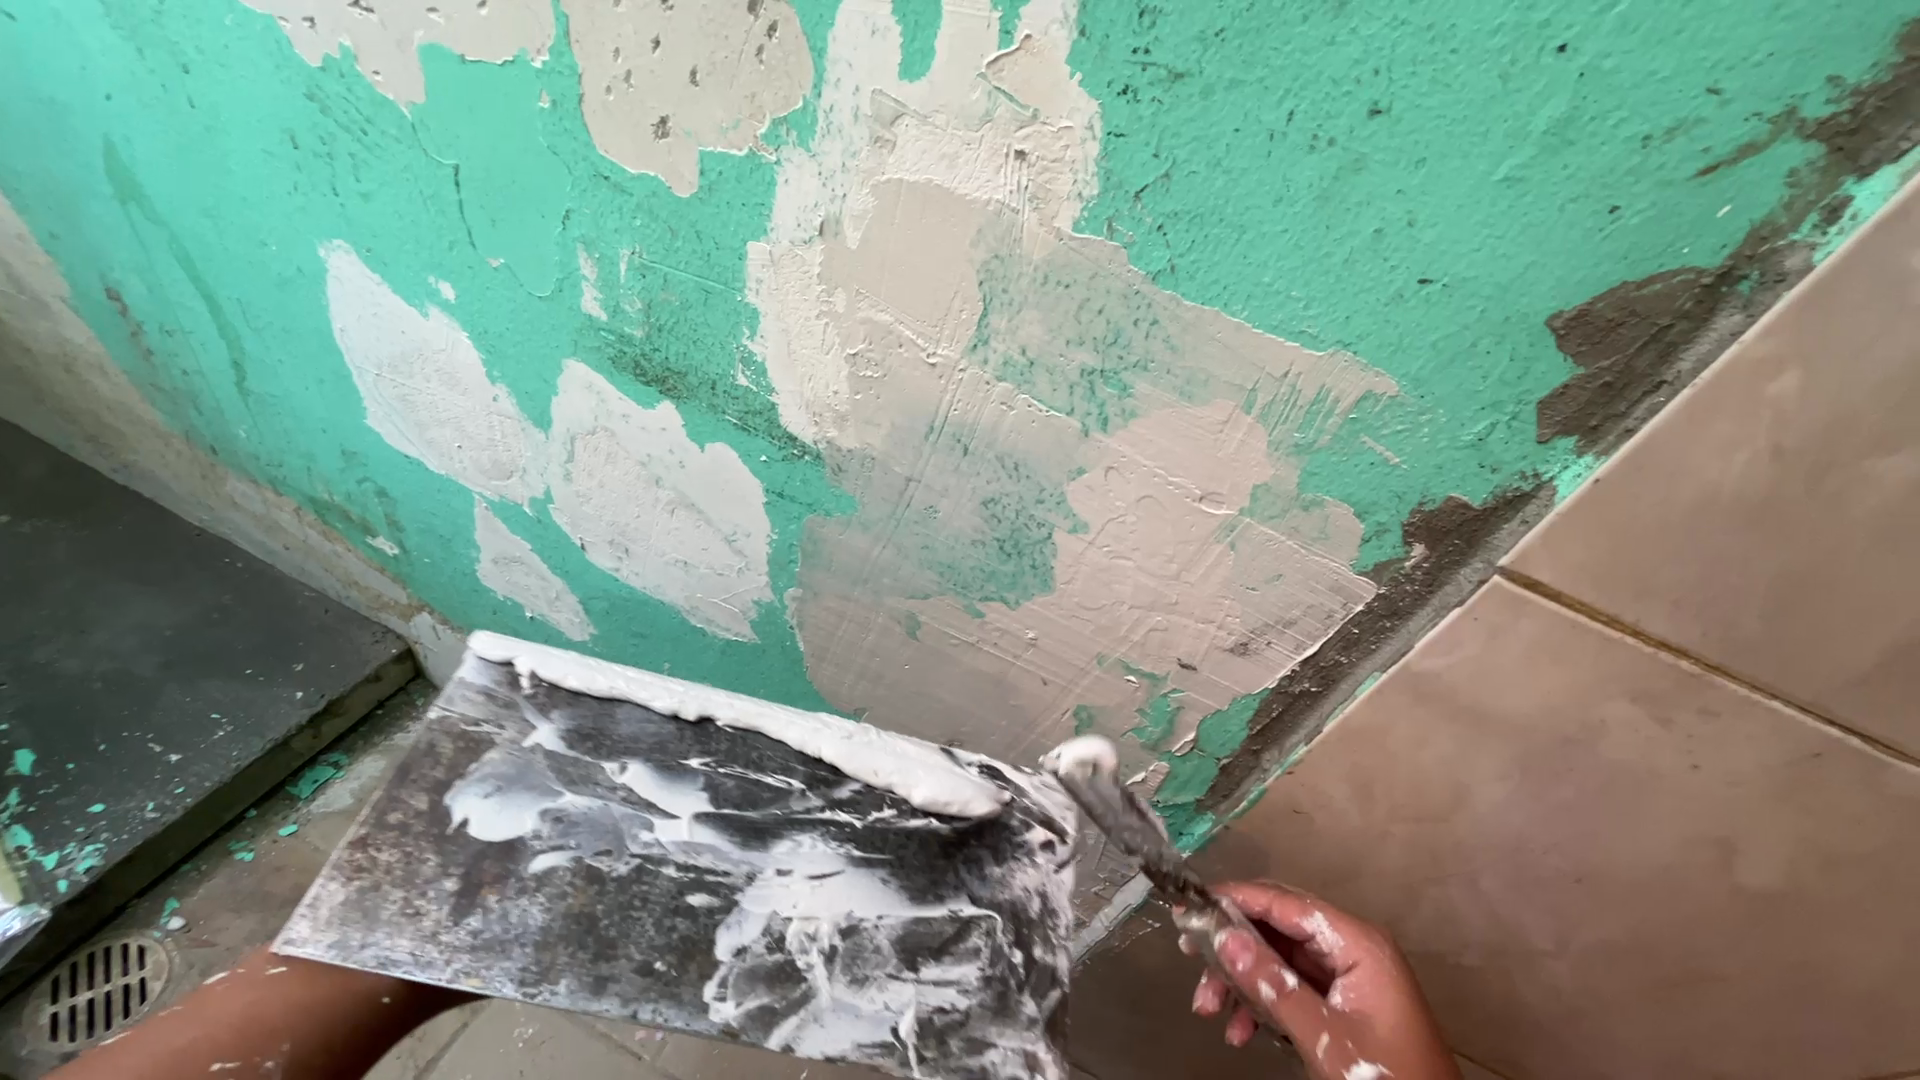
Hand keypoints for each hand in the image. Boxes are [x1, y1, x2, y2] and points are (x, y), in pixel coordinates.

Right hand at [1185, 881, 1459, 1079]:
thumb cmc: (1385, 1078)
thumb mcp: (1324, 1036)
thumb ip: (1273, 984)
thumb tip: (1223, 935)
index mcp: (1356, 942)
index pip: (1284, 902)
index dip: (1234, 900)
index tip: (1190, 906)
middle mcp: (1350, 948)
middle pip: (1276, 928)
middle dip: (1232, 948)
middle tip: (1190, 955)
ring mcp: (1345, 976)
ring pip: (1276, 960)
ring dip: (1240, 982)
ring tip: (1209, 1009)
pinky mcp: (1340, 1003)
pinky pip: (1289, 987)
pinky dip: (1261, 1004)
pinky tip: (1240, 1031)